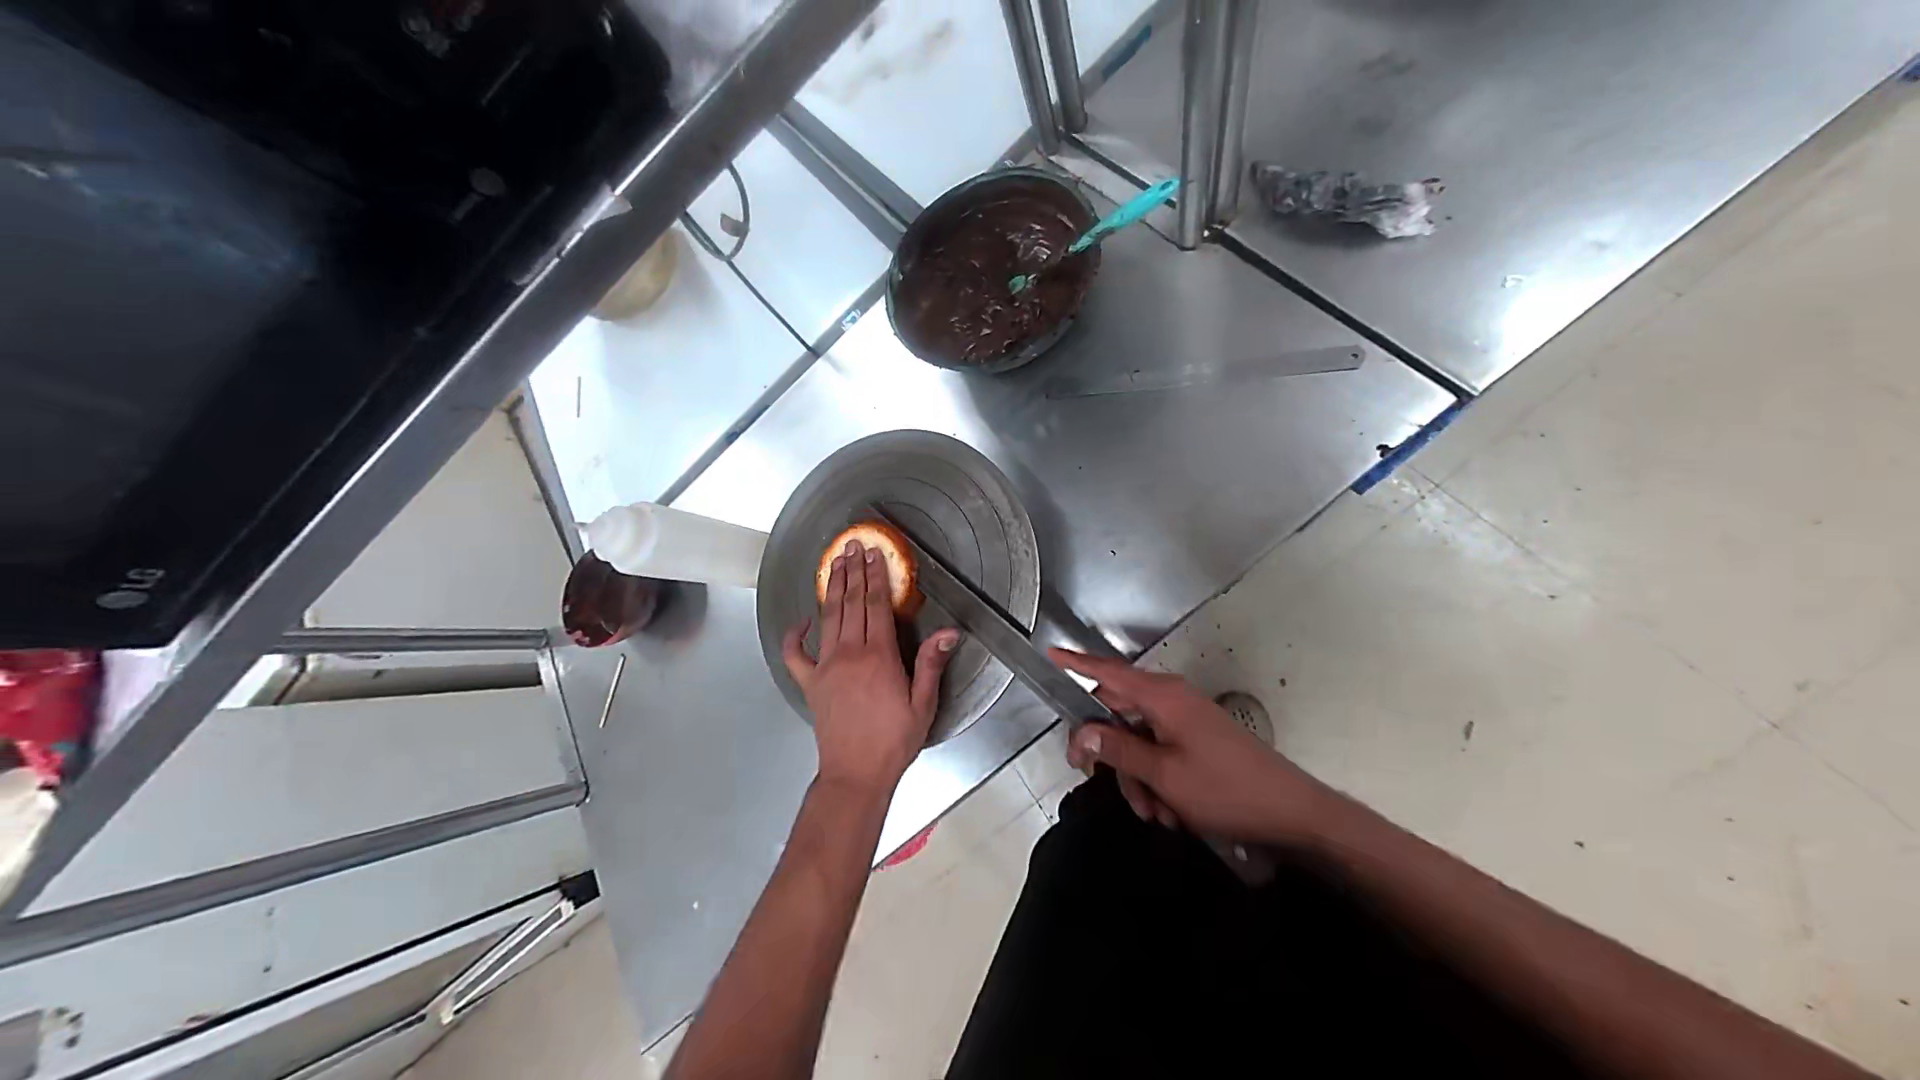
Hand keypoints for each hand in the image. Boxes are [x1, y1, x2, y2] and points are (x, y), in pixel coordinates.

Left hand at [784, 540, 960, 793]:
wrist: (855, 774)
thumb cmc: (892, 742)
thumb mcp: (922, 704)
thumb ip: (931, 664)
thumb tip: (949, 633)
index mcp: (878, 657)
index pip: (876, 605)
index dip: (875, 576)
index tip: (873, 554)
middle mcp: (849, 655)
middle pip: (850, 603)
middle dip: (852, 571)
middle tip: (852, 546)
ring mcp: (825, 667)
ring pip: (828, 617)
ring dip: (831, 588)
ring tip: (834, 564)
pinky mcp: (810, 683)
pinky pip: (796, 654)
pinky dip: (795, 635)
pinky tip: (801, 621)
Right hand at [1051, 649, 1330, 843]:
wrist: (1292, 814)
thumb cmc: (1226, 789)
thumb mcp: (1164, 775)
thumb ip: (1118, 749)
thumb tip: (1081, 730)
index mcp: (1163, 697)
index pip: (1109, 673)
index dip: (1078, 664)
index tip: (1051, 654)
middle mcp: (1172, 701)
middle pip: (1118, 712)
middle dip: (1108, 749)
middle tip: (1091, 774)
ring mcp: (1186, 721)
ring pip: (1137, 739)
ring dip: (1135, 775)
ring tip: (1153, 813)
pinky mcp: (1196, 741)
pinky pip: (1159, 752)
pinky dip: (1155, 779)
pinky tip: (1168, 811)